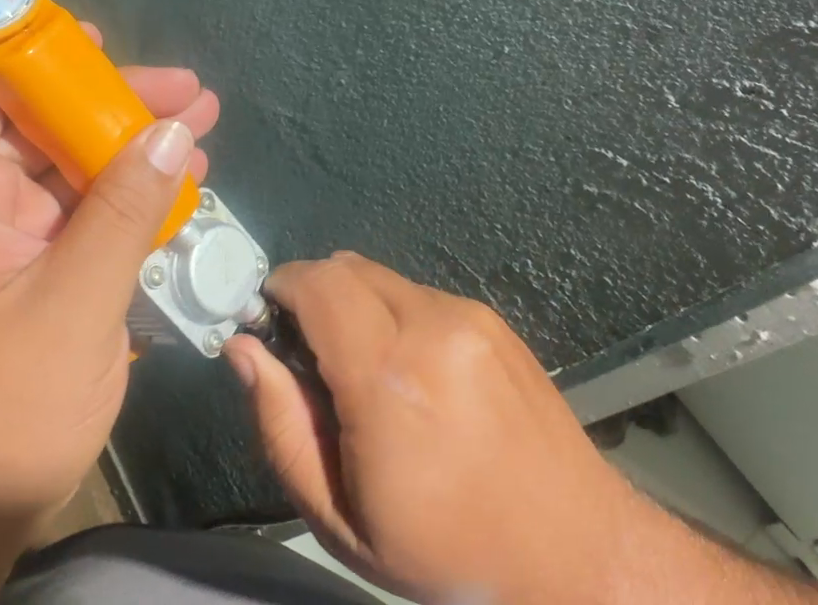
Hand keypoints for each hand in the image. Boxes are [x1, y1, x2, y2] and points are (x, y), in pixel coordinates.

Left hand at [0, 36, 217, 526]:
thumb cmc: (0, 410)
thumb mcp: (74, 303)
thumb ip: (125, 210)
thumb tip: (174, 131)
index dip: (34, 63)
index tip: (101, 49)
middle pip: (34, 129)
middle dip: (112, 109)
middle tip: (189, 93)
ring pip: (64, 173)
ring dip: (129, 154)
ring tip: (204, 128)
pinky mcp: (24, 276)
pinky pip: (76, 219)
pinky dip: (124, 204)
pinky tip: (181, 190)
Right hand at [223, 254, 641, 604]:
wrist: (575, 551)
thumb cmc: (446, 550)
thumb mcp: (339, 515)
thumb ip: (280, 423)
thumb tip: (242, 349)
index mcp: (388, 378)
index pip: (316, 284)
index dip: (279, 289)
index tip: (266, 322)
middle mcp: (431, 327)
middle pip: (346, 267)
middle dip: (311, 294)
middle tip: (306, 352)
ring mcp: (470, 318)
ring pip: (383, 278)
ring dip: (354, 306)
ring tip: (365, 370)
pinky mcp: (495, 322)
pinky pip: (421, 296)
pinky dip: (395, 316)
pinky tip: (414, 374)